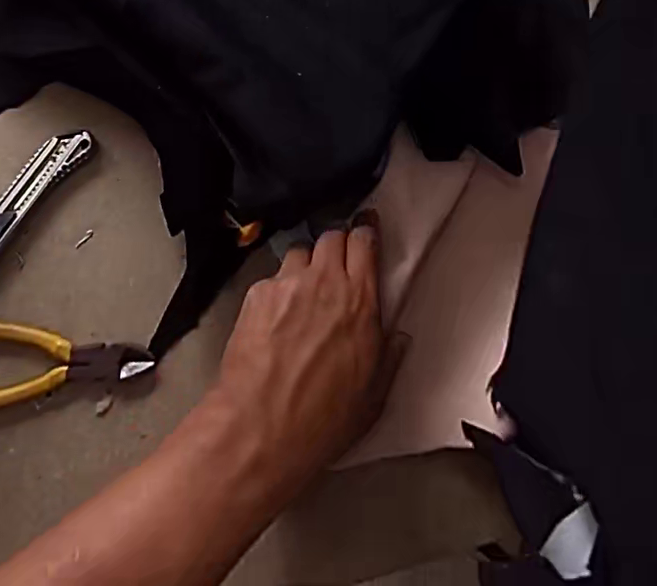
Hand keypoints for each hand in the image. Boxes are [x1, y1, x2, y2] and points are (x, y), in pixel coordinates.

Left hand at [196, 225, 405, 496]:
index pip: (365, 241)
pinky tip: (275, 319)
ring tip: (302, 296)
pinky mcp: (258, 293)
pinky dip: (278, 290)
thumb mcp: (373, 395)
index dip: (366, 231)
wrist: (261, 427)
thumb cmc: (320, 419)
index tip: (367, 229)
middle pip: (332, 237)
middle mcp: (324, 282)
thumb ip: (389, 356)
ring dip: (306, 266)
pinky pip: (273, 277)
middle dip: (336, 246)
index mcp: (359, 301)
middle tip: (336, 267)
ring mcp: (288, 284)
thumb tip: (398, 337)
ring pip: (300, 252)